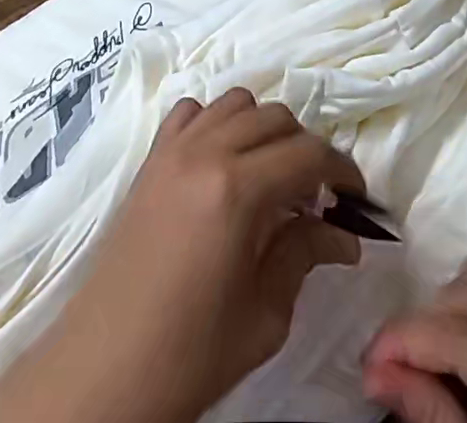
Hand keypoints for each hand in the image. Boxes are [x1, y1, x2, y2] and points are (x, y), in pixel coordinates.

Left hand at [0, 87, 366, 422]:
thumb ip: (304, 254)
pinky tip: (222, 162)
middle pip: (275, 118)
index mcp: (237, 190)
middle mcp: (203, 153)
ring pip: (233, 103)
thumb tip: (344, 235)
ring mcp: (171, 151)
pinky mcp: (149, 161)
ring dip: (263, 130)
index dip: (343, 170)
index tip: (356, 198)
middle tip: (315, 197)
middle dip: (306, 149)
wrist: (110, 362)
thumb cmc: (193, 349)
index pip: (308, 153)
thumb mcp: (266, 312)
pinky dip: (216, 123)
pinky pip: (189, 113)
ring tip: (270, 176)